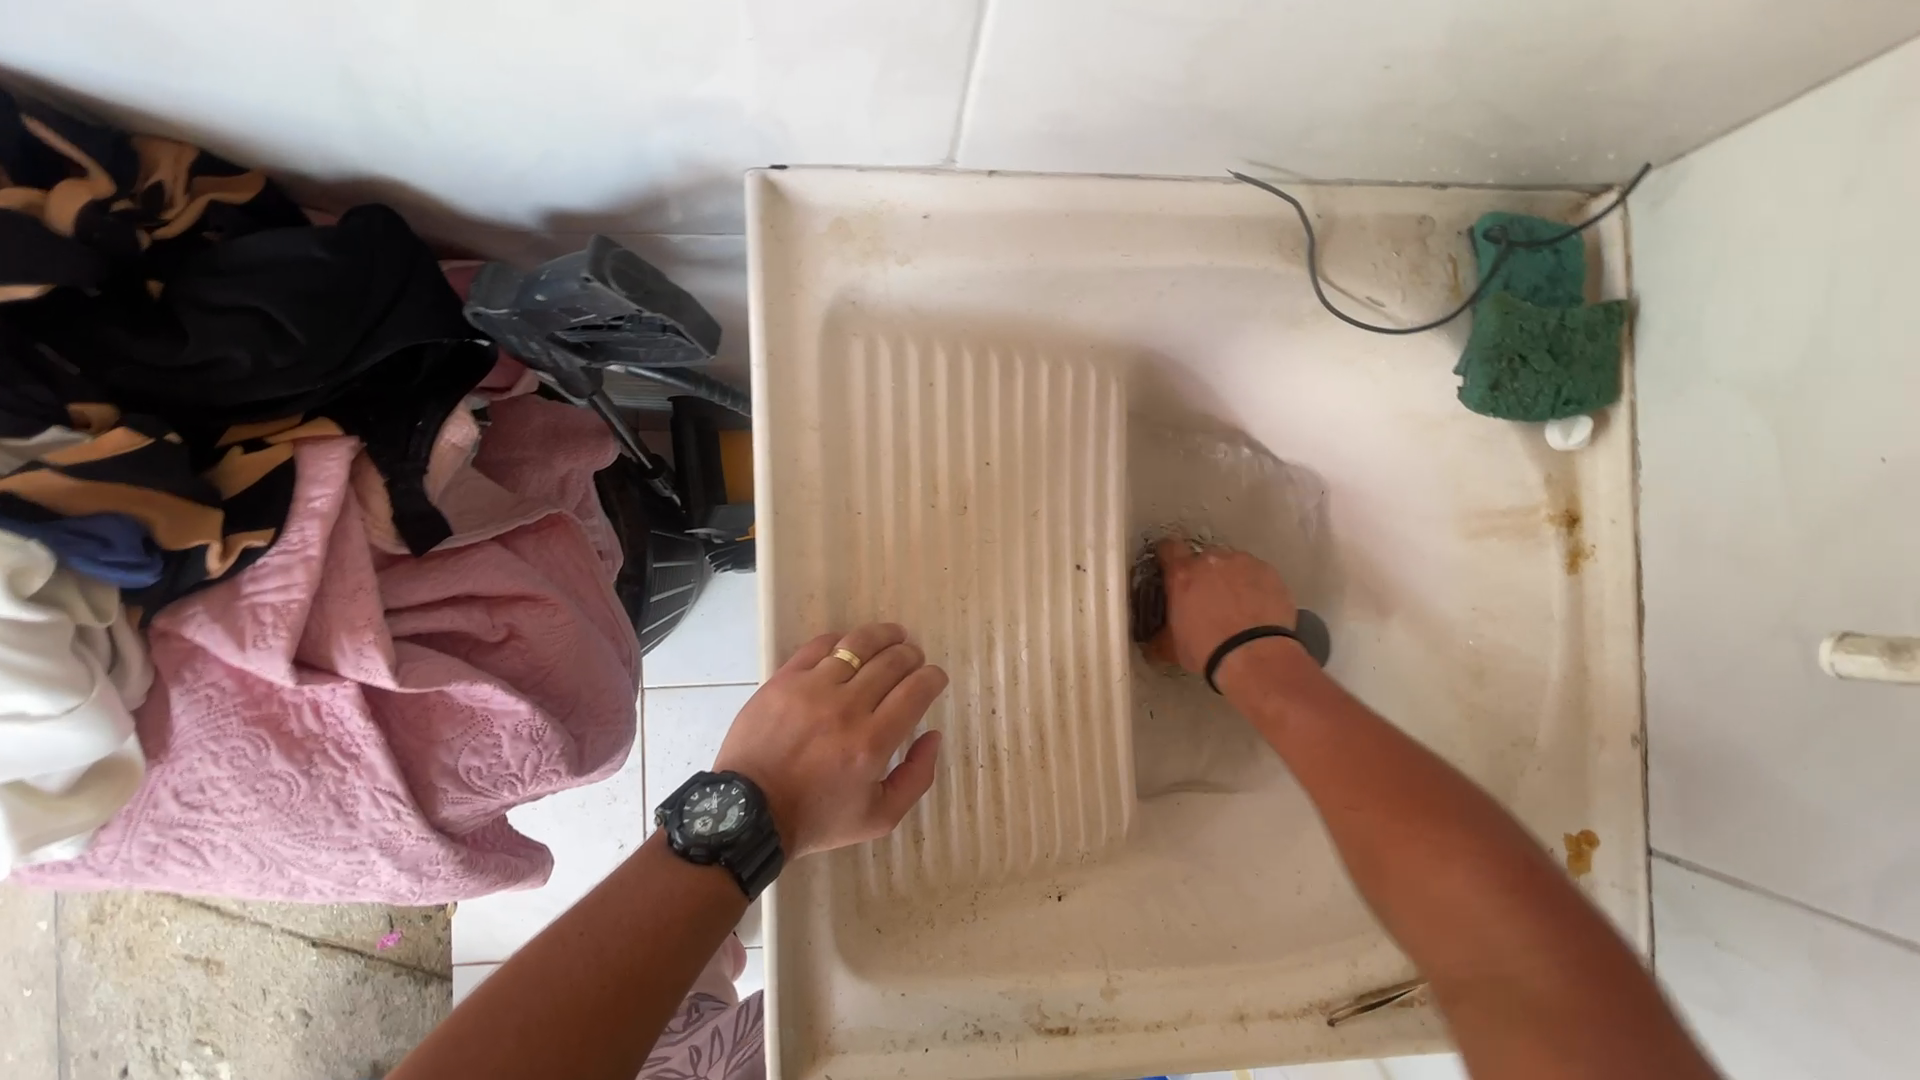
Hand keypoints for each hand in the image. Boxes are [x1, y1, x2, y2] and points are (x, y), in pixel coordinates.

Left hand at [713, 623, 948, 857]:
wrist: (749, 813)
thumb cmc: (816, 818)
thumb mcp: (880, 817)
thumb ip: (917, 778)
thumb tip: (933, 735)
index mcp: (873, 742)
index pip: (916, 690)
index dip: (933, 678)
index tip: (935, 678)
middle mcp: (846, 708)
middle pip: (892, 662)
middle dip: (912, 656)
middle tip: (914, 660)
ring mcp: (812, 688)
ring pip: (859, 644)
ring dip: (884, 636)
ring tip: (894, 636)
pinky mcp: (784, 680)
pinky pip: (820, 645)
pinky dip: (843, 640)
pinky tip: (851, 645)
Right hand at [1147, 538, 1299, 673]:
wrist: (1255, 656)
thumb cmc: (1207, 649)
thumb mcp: (1172, 647)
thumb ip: (1160, 636)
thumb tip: (1152, 643)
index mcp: (1182, 574)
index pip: (1168, 548)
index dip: (1168, 557)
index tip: (1170, 568)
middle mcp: (1210, 561)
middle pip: (1203, 558)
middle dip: (1203, 574)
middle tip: (1207, 598)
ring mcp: (1242, 563)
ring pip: (1232, 564)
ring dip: (1230, 578)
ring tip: (1237, 605)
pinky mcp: (1269, 571)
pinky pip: (1257, 573)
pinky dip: (1254, 586)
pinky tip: (1257, 608)